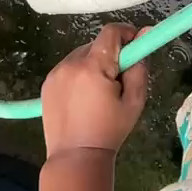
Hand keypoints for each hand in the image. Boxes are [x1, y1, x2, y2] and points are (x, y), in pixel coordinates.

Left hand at [40, 24, 149, 157]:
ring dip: (94, 63)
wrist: (75, 158)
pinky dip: (79, 73)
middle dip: (111, 53)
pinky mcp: (47, 83)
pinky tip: (84, 96)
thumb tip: (144, 34)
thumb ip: (139, 66)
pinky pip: (69, 67)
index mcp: (93, 67)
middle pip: (96, 43)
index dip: (126, 32)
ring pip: (82, 54)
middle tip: (119, 77)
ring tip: (99, 90)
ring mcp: (56, 73)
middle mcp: (71, 64)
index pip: (110, 32)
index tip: (135, 45)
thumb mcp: (135, 100)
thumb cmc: (110, 131)